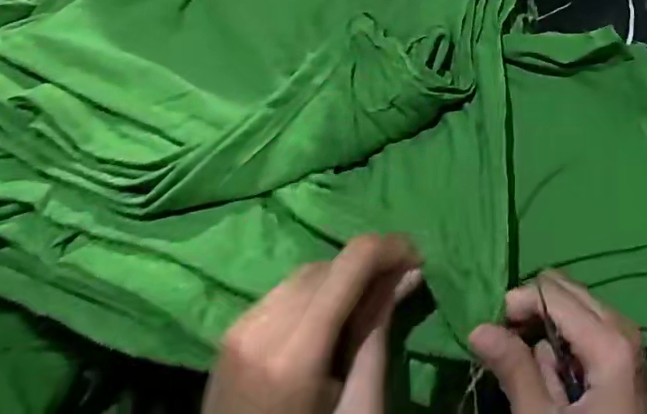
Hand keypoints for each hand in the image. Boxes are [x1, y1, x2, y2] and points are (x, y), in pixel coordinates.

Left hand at [203, 234, 422, 413]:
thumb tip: (407, 272)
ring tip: (363, 308)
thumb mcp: (359, 408)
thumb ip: (378, 334)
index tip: (417, 261)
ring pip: (307, 272)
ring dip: (343, 279)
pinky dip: (315, 293)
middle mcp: (261, 329)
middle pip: (331, 265)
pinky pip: (284, 291)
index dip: (391, 248)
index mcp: (294, 355)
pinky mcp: (229, 335)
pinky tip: (327, 322)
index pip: (352, 262)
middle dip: (369, 267)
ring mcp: (239, 330)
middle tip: (398, 287)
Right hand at [467, 271, 646, 412]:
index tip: (491, 327)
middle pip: (568, 291)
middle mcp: (624, 328)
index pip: (555, 293)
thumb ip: (514, 369)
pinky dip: (565, 345)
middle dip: (534, 311)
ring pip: (577, 308)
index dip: (519, 302)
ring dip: (548, 331)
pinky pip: (588, 330)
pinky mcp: (624, 358)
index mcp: (609, 341)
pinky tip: (555, 380)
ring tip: (532, 373)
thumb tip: (479, 327)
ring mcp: (628, 341)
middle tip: (505, 342)